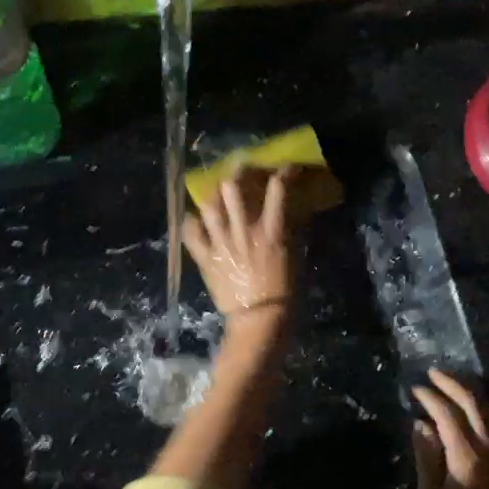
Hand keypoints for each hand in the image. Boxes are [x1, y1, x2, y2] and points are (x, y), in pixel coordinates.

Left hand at [184, 166, 297, 319]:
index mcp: (271, 233)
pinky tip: (196, 219)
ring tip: (217, 192)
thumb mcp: (297, 258)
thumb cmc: (285, 292)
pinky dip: (191, 223)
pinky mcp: (206, 259)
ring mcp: (221, 244)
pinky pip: (191, 234)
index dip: (283, 172)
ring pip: (209, 206)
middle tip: (242, 169)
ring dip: (214, 195)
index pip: (278, 190)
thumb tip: (293, 212)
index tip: (287, 167)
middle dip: (237, 172)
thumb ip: (293, 232)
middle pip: (233, 189)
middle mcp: (243, 232)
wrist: (259, 321)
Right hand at [410, 370, 488, 488]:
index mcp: (467, 456)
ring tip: (450, 382)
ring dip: (470, 393)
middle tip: (433, 373)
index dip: (431, 398)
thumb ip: (427, 458)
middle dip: (454, 385)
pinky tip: (469, 408)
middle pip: (474, 405)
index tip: (414, 388)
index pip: (449, 414)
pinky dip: (480, 408)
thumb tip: (422, 424)